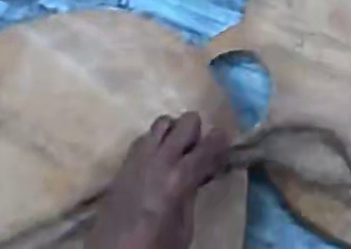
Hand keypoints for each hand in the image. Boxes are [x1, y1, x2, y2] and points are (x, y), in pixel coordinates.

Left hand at [85, 113, 230, 248]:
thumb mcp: (184, 230)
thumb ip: (192, 194)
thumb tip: (200, 171)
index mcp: (178, 179)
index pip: (206, 147)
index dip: (220, 139)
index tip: (226, 138)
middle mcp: (160, 159)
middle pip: (186, 121)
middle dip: (196, 131)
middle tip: (197, 151)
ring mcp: (139, 156)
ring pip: (163, 121)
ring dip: (174, 131)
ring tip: (175, 152)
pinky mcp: (124, 161)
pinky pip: (145, 136)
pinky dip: (155, 141)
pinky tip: (156, 161)